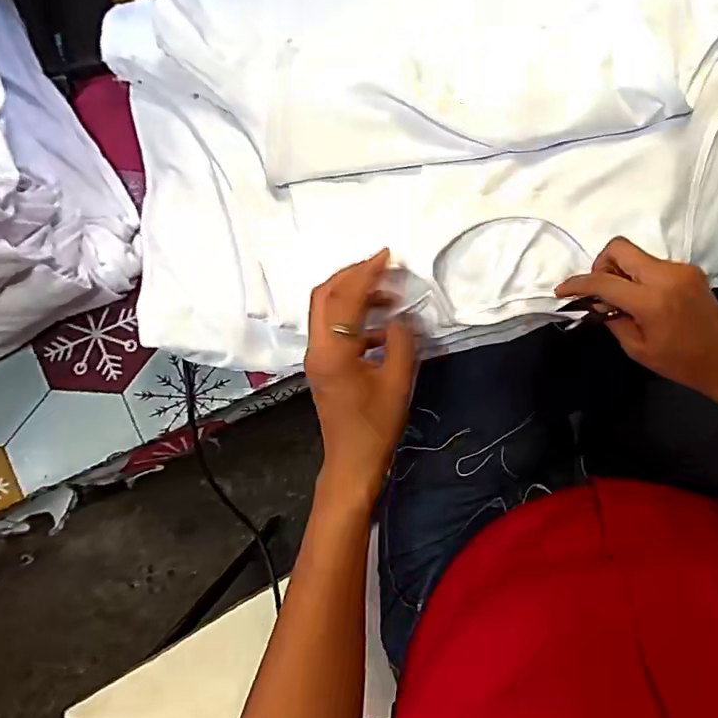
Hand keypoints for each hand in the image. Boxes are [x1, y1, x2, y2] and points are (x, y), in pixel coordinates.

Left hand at [304, 250, 417, 490]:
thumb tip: (399, 317)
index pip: (345, 297)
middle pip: (325, 295)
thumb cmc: (376, 426)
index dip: (366, 272)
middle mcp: (318, 348)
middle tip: (383, 266)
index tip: (387, 255)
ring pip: (328, 311)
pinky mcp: (324, 366)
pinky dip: (356, 318)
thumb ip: (400, 342)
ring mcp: (317, 357)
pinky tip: (383, 326)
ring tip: (390, 295)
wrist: (353, 462)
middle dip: (353, 274)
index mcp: (333, 351)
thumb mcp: (397, 382)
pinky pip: (335, 329)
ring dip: (355, 295)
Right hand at [555, 237, 717, 401]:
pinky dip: (640, 276)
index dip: (578, 284)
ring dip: (622, 271)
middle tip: (600, 290)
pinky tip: (644, 298)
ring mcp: (681, 269)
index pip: (603, 281)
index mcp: (651, 301)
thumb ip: (612, 319)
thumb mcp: (636, 347)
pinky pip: (653, 263)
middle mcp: (667, 276)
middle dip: (601, 265)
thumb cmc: (678, 362)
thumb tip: (597, 302)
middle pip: (619, 248)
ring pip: (636, 255)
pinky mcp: (689, 270)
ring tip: (623, 299)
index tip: (563, 290)